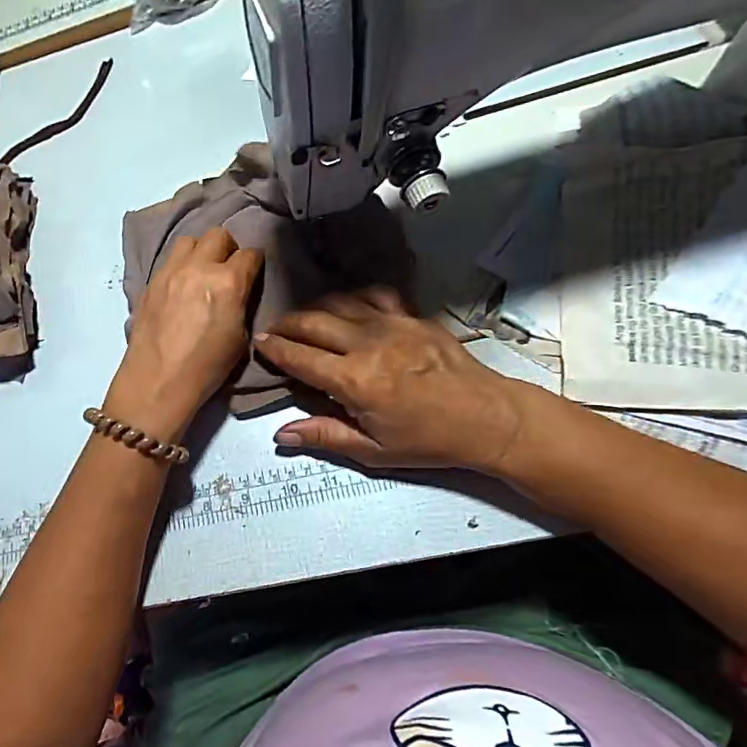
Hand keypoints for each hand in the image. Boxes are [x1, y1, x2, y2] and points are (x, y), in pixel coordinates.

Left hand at [110, 226, 263, 438]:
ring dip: (201, 251)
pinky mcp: (151, 282)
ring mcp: (171, 272)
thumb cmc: (206, 367)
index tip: (254, 271)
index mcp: (228, 282)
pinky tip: (183, 285)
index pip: (250, 254)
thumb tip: (237, 295)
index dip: (255, 262)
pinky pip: (169, 259)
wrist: (158, 381)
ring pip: (190, 240)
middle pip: (219, 235)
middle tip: (229, 268)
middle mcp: (199, 268)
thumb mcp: (240, 339)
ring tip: (202, 271)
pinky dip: (181, 265)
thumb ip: (241, 305)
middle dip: (228, 248)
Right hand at [252, 288, 531, 472]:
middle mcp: (368, 344)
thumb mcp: (374, 451)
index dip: (275, 349)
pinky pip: (375, 296)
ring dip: (316, 308)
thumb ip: (325, 437)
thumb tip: (282, 434)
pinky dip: (355, 298)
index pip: (301, 357)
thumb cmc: (429, 441)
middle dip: (288, 324)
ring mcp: (393, 324)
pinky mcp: (413, 317)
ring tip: (305, 318)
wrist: (486, 418)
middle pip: (314, 323)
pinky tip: (349, 306)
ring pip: (341, 304)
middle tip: (275, 329)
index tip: (260, 343)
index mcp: (354, 381)